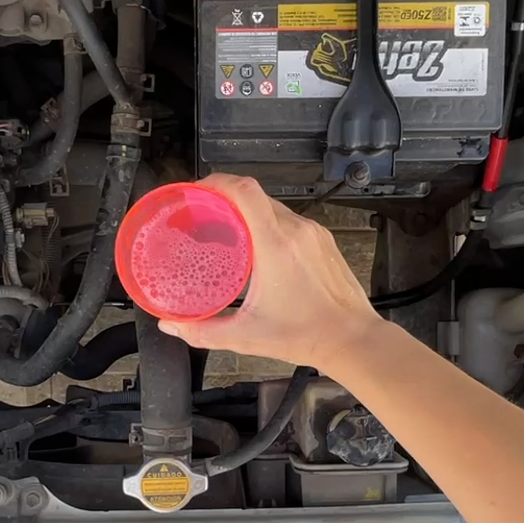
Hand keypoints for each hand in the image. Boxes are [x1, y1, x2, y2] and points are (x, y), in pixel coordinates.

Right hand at [157, 173, 386, 370]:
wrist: (352, 339)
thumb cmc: (306, 336)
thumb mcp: (246, 336)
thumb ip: (203, 331)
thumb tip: (171, 325)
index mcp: (275, 246)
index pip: (244, 191)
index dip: (216, 182)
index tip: (196, 192)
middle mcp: (296, 231)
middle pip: (254, 195)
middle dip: (225, 198)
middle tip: (203, 215)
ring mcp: (313, 233)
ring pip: (273, 207)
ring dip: (247, 212)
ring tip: (227, 231)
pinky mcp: (323, 241)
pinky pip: (290, 220)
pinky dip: (268, 225)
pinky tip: (257, 246)